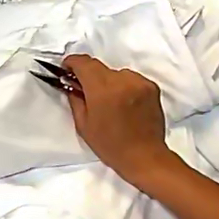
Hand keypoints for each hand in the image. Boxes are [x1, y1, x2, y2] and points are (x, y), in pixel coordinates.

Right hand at [61, 55, 184, 189]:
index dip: (72, 62)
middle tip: (85, 90)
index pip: (84, 63)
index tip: (66, 68)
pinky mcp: (152, 87)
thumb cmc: (110, 145)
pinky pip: (131, 79)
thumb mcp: (83, 125)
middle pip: (99, 67)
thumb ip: (75, 99)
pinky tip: (123, 103)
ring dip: (108, 82)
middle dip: (89, 75)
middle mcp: (123, 80)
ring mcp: (140, 82)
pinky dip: (123, 86)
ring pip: (116, 73)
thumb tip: (70, 85)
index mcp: (102, 90)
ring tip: (107, 101)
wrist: (143, 156)